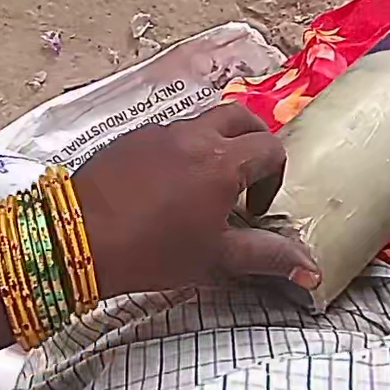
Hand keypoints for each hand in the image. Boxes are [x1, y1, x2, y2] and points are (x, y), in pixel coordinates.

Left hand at [73, 104, 320, 295]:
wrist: (77, 238)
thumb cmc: (152, 250)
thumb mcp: (214, 258)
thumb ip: (266, 257)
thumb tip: (312, 270)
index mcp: (223, 162)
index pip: (270, 149)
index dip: (273, 178)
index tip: (255, 210)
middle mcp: (194, 136)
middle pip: (241, 119)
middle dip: (253, 144)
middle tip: (243, 180)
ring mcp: (159, 132)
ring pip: (202, 124)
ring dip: (215, 145)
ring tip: (202, 186)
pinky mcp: (130, 138)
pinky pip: (169, 133)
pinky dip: (181, 150)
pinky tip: (165, 186)